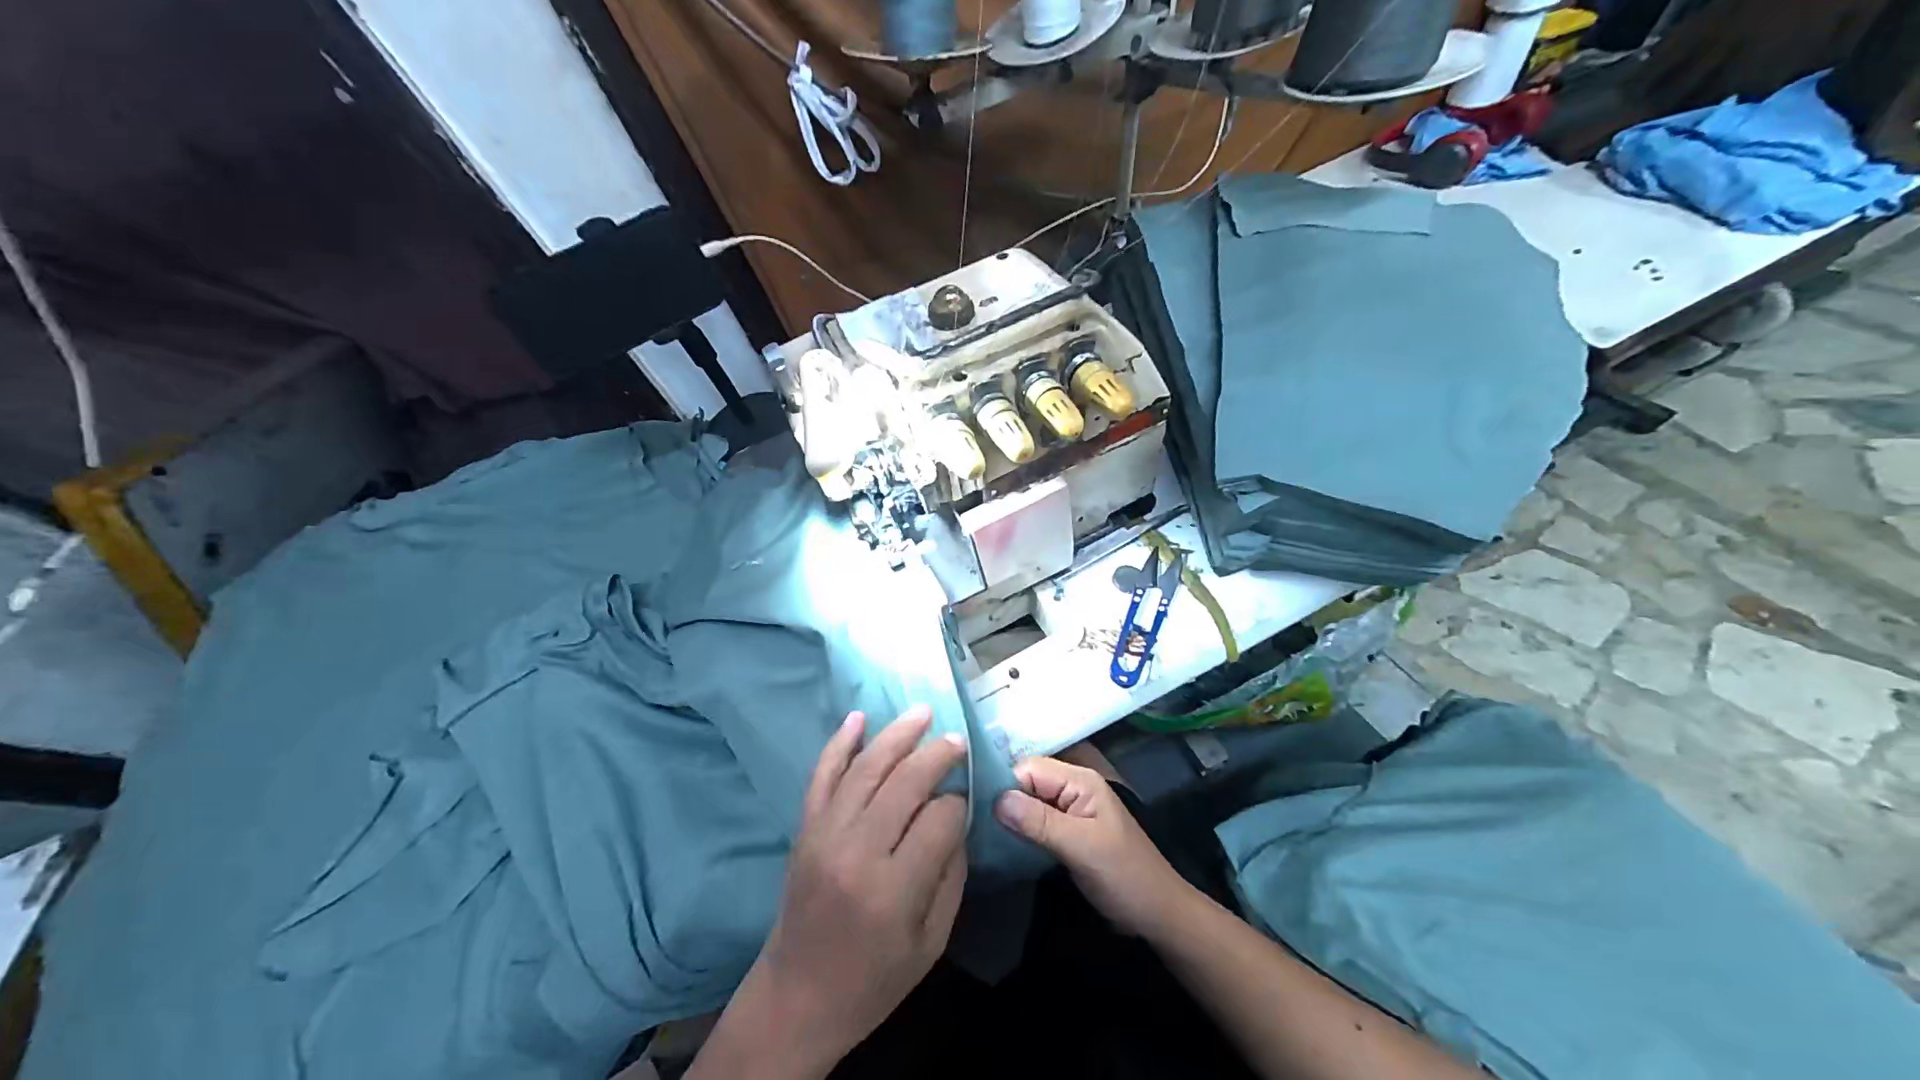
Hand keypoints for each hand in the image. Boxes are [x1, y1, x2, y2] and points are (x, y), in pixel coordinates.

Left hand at [747, 706, 968, 1069]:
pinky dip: (839, 744)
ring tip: (922, 712)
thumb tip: (956, 818)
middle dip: (937, 755)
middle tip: (957, 739)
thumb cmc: (874, 979)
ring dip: (896, 736)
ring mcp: (824, 834)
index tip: (965, 805)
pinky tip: (858, 718)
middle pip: (904, 783)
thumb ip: (950, 874)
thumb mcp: (932, 940)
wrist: (797, 997)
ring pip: (865, 769)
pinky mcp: (804, 829)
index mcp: (893, 888)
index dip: (959, 805)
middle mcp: (856, 851)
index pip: (939, 819)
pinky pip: (822, 776)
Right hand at [994, 756, 1192, 937]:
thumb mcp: (1081, 848)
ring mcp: (1069, 809)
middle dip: (1002, 799)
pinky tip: (1001, 842)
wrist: (1158, 915)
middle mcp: (1072, 787)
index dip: (1003, 785)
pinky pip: (1034, 820)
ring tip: (980, 833)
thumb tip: (995, 800)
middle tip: (973, 824)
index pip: (1028, 768)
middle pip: (1025, 782)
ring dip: (1008, 816)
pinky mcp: (1065, 831)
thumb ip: (1039, 822)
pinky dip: (1018, 829)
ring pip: (1027, 801)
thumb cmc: (1124, 877)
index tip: (977, 810)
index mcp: (1079, 780)